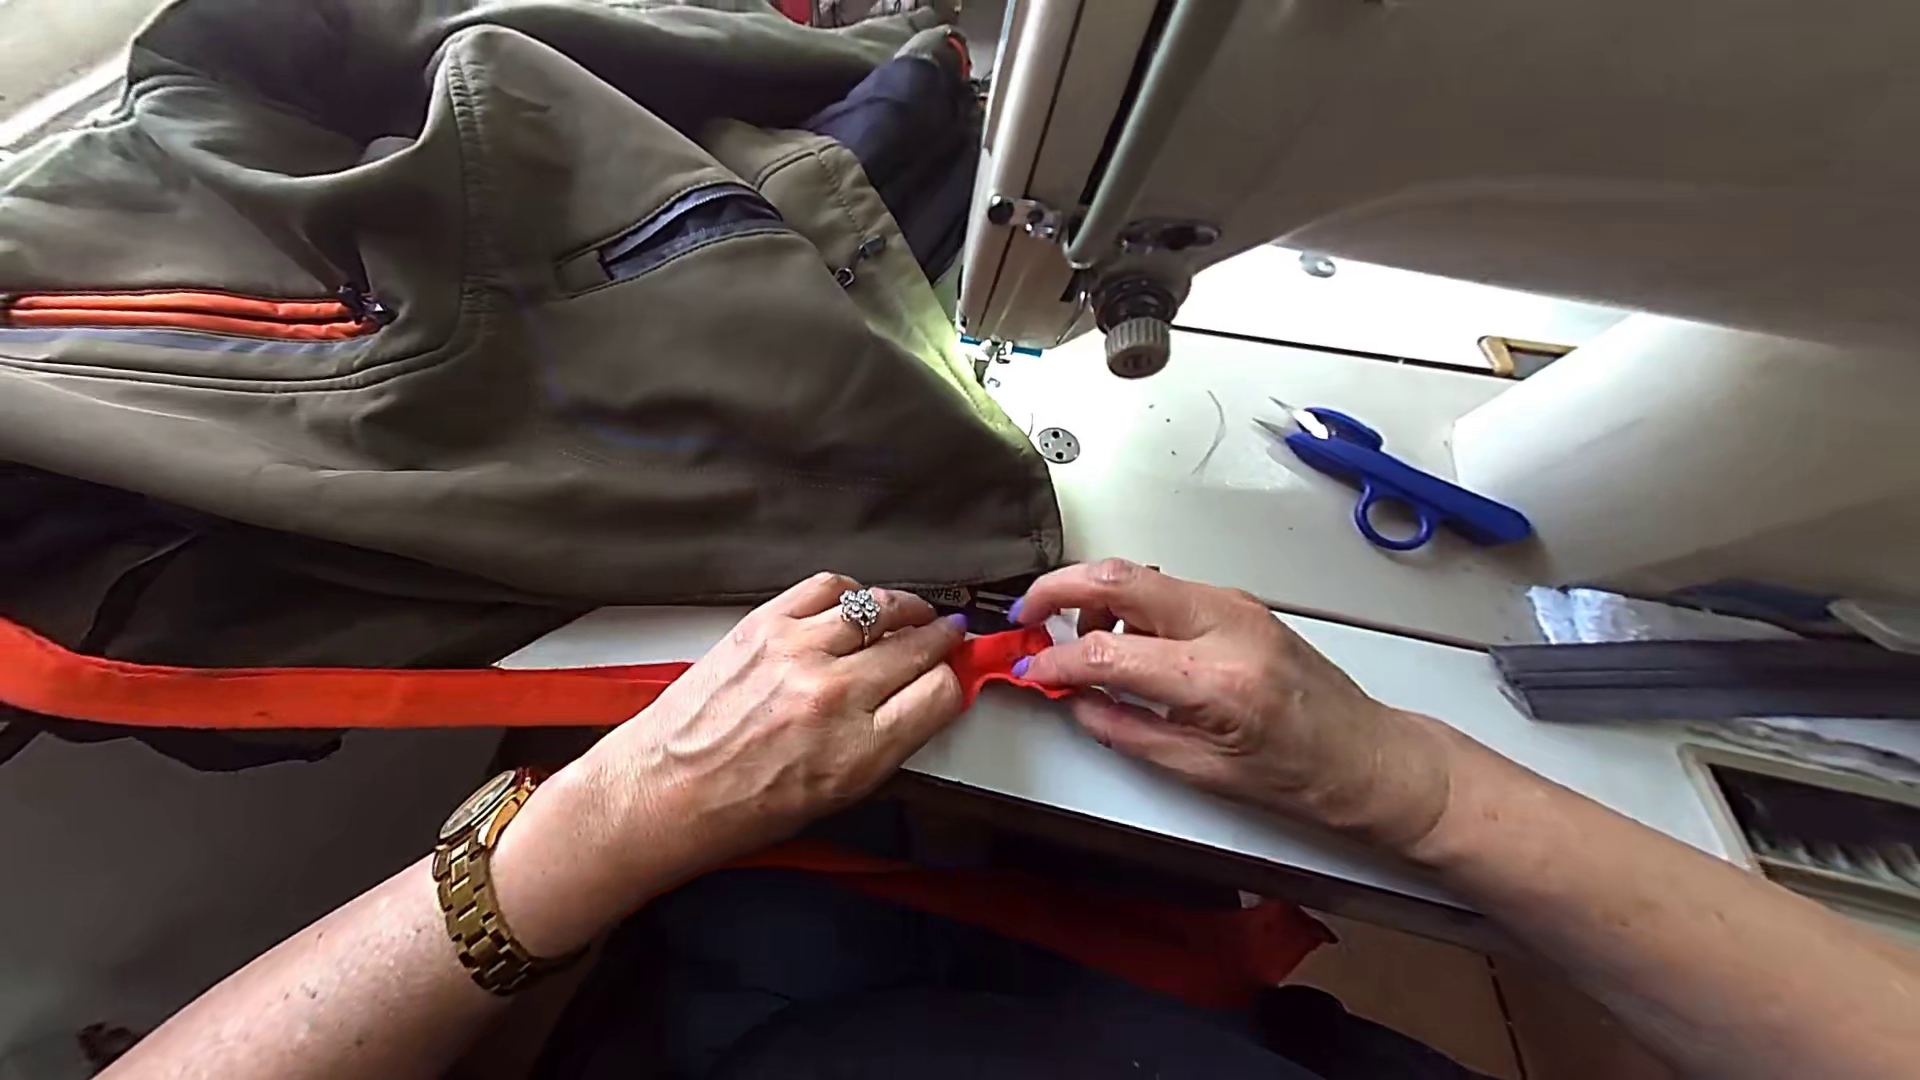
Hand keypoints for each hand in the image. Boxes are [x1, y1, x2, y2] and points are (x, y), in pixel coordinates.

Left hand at [493, 573, 967, 953]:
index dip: (955, 680)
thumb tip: (930, 693)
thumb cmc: (745, 808)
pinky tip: (859, 602)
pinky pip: (830, 586)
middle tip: (949, 635)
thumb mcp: (838, 795)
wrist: (661, 793)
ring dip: (909, 607)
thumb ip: (893, 740)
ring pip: (881, 606)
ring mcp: (797, 651)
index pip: (940, 693)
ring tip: (915, 612)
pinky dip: (854, 591)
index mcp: (857, 752)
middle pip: (918, 645)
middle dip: (943, 638)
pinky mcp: (765, 624)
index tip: (954, 673)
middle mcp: (833, 695)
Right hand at [1010, 559, 1456, 851]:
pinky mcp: (1234, 598)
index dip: (1056, 662)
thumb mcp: (1200, 771)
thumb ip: (1125, 729)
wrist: (1369, 755)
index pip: (1108, 651)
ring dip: (1092, 596)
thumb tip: (1075, 699)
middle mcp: (1225, 623)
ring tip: (1083, 638)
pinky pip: (1162, 586)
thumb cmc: (1299, 775)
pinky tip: (1125, 635)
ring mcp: (1232, 602)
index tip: (1030, 671)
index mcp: (1217, 679)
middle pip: (1117, 576)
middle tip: (1027, 612)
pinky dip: (1125, 602)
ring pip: (1136, 573)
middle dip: (1056, 587)